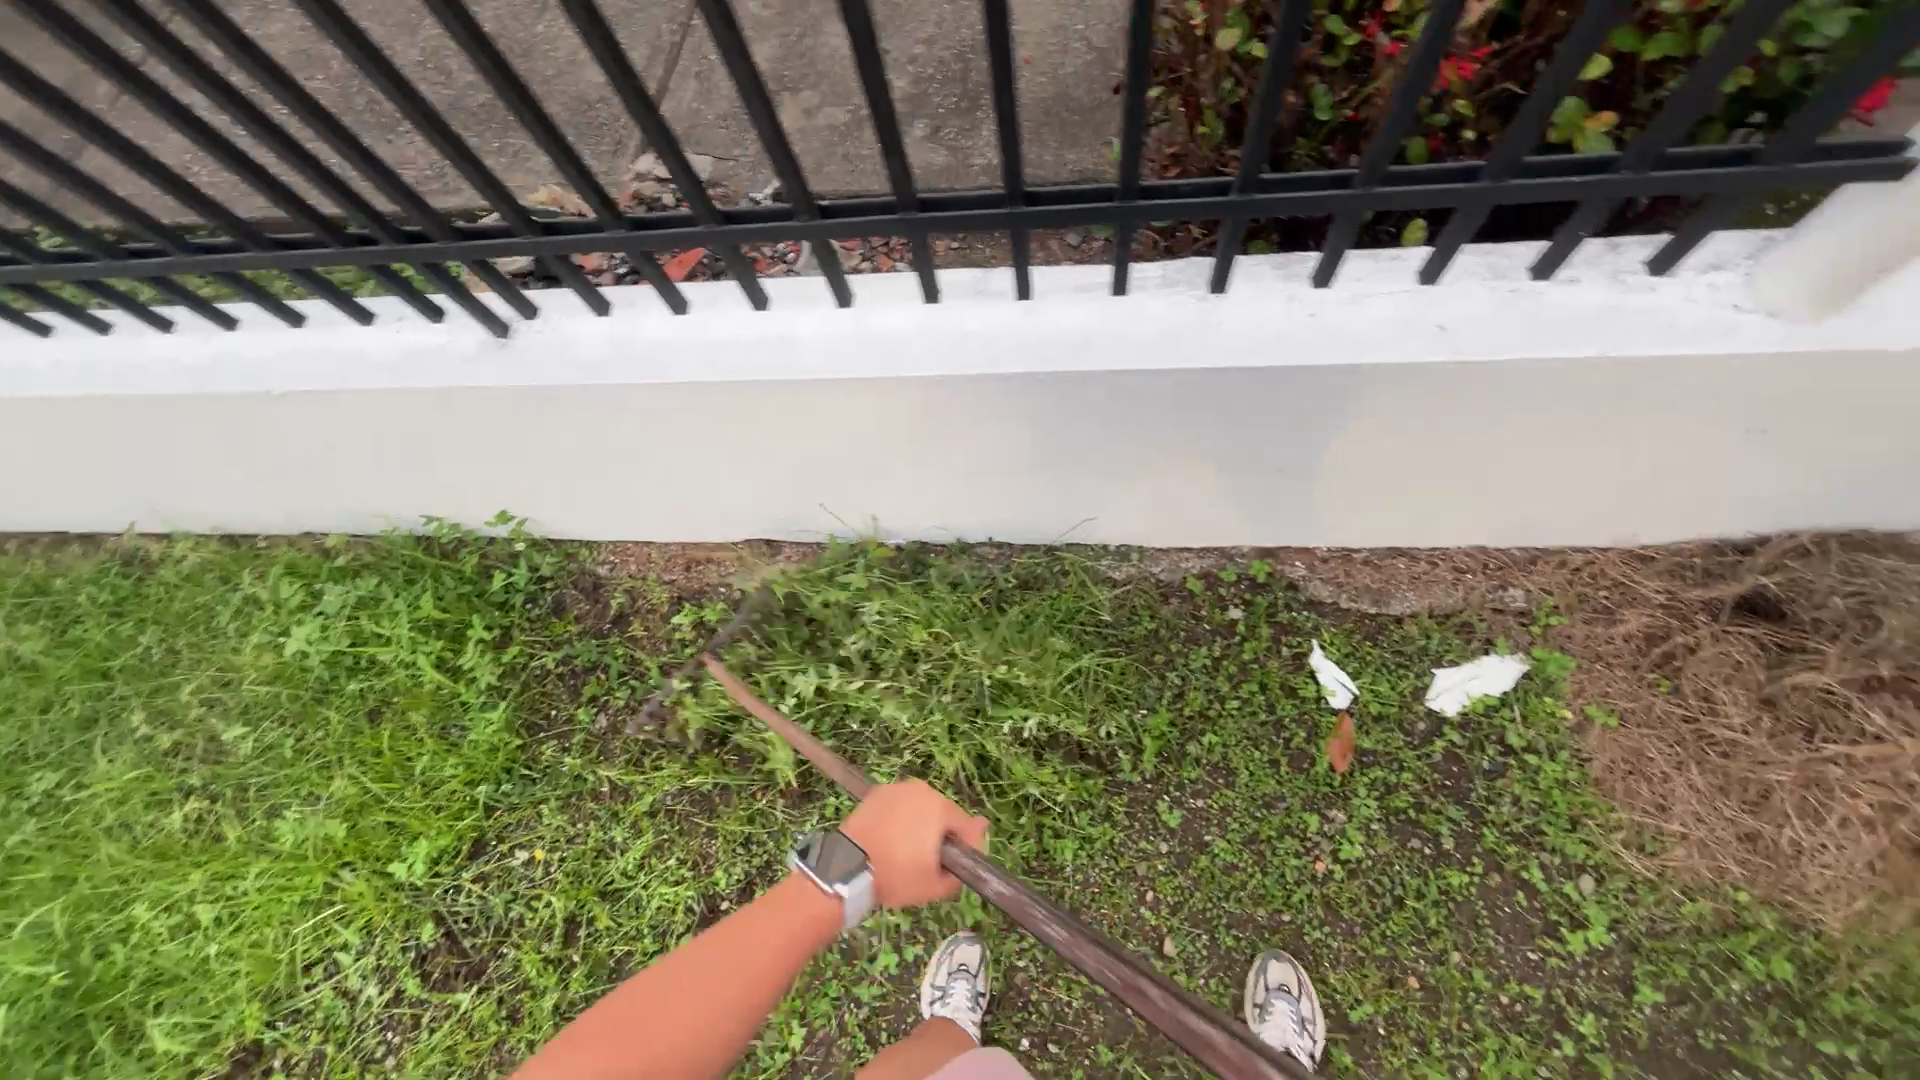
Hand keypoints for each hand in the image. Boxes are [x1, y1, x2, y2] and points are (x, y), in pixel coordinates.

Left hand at [839, 779, 988, 908]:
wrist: (847, 867)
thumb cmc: (896, 876)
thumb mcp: (936, 883)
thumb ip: (966, 860)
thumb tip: (982, 829)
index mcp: (940, 807)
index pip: (966, 827)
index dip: (964, 849)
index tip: (953, 868)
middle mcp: (922, 789)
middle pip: (943, 814)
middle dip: (940, 834)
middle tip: (927, 862)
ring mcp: (898, 788)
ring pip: (921, 808)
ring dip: (920, 824)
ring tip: (906, 851)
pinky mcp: (877, 792)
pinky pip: (900, 805)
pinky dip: (900, 818)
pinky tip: (890, 839)